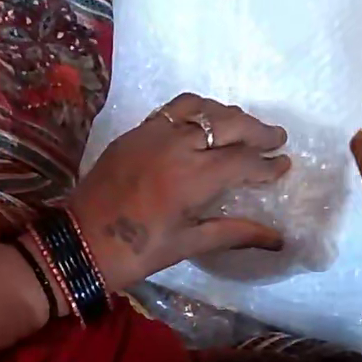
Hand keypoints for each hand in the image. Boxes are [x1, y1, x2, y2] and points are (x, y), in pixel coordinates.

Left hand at [69, 93, 291, 288]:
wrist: (77, 242)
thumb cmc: (134, 253)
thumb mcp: (187, 244)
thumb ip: (234, 233)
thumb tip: (278, 239)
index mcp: (190, 179)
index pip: (242, 161)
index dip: (267, 164)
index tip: (284, 165)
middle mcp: (175, 146)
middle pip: (228, 124)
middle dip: (257, 131)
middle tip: (276, 139)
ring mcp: (152, 133)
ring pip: (201, 108)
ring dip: (228, 116)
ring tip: (244, 129)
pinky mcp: (134, 132)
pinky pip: (173, 108)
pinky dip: (197, 111)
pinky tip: (204, 124)